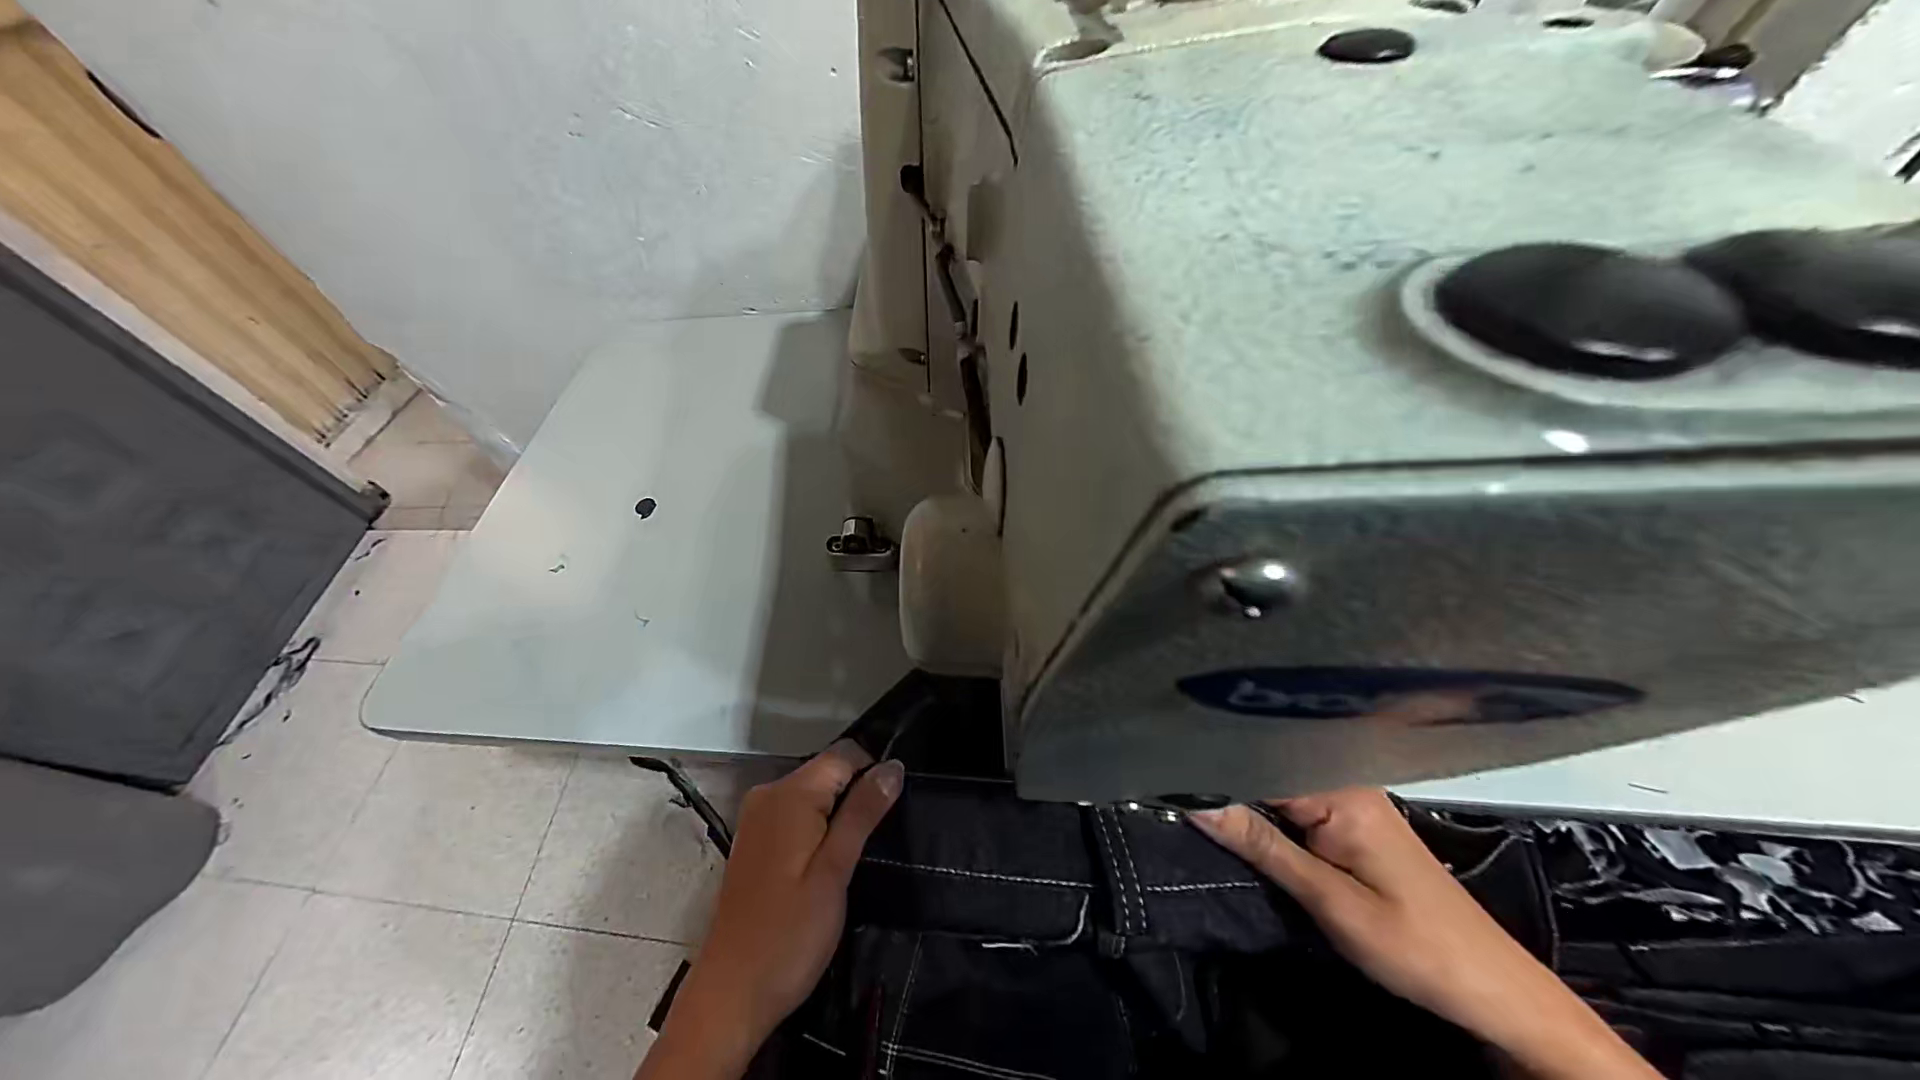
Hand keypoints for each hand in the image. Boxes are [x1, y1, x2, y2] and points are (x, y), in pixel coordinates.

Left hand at [637, 743, 903, 1079]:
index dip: (875, 771)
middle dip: (857, 793)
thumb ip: (863, 812)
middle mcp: (769, 794)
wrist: (730, 994)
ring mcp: (757, 818)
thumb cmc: (789, 934)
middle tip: (877, 839)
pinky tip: (828, 863)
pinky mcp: (754, 841)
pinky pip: (797, 814)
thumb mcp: (836, 870)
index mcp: (790, 794)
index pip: (845, 754)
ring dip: (839, 812)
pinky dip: (818, 827)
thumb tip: (892, 767)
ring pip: (813, 793)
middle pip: (828, 770)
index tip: (893, 809)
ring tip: (857, 854)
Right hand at [1191, 789, 1657, 1079]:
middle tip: (1162, 773)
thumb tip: (1195, 799)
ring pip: (1277, 782)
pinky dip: (1262, 807)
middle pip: (1265, 765)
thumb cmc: (1414, 945)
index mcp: (1341, 790)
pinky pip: (1293, 800)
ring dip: (1239, 791)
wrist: (1493, 987)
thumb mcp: (1329, 900)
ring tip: (1183, 783)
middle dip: (1219, 774)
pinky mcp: (1350, 819)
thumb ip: (1261, 844)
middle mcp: (1345, 780)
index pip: (1257, 762)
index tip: (1160, 767)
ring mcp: (1350, 798)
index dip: (1210, 766)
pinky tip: (1234, 810)